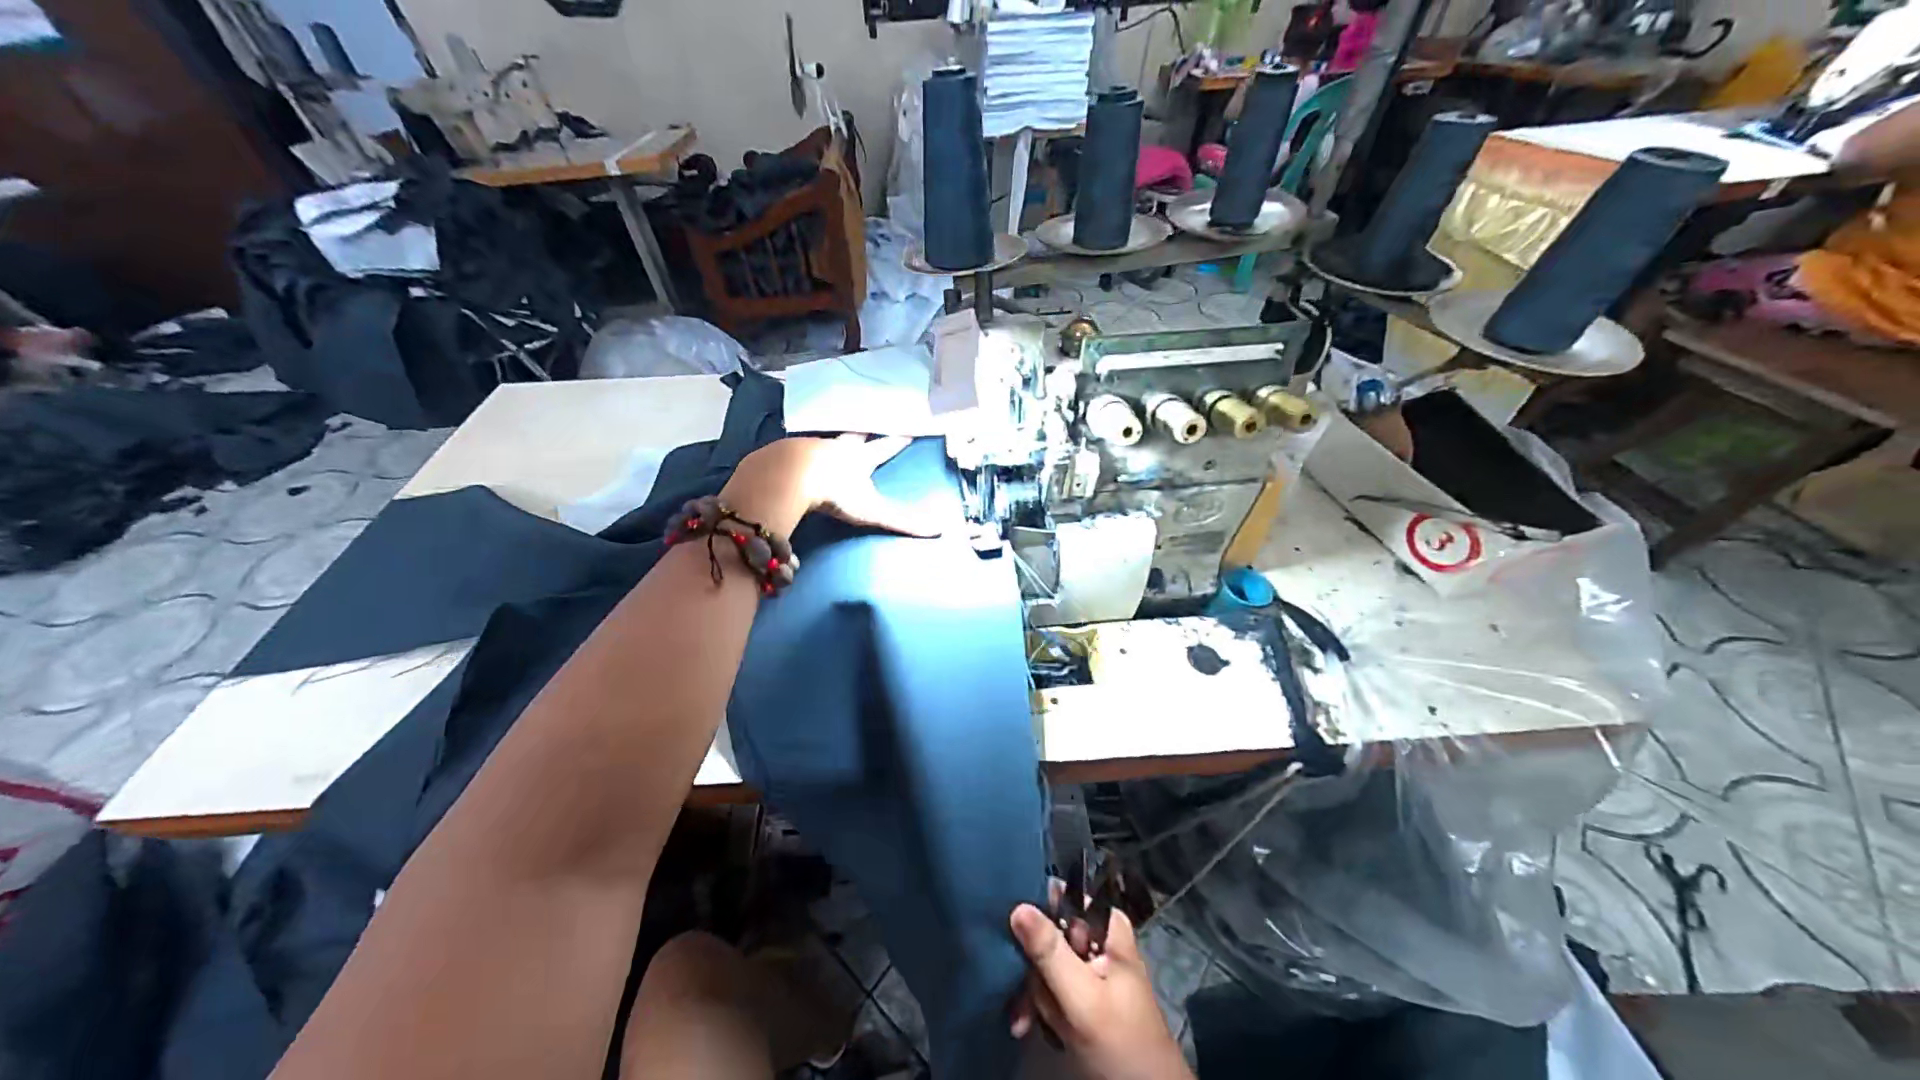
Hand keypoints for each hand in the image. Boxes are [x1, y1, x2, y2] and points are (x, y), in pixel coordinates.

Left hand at [722, 435, 944, 537]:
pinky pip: (794, 453)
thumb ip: (902, 521)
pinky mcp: (781, 454)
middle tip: (865, 427)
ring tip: (831, 445)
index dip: (896, 442)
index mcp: (859, 459)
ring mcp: (807, 448)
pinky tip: (794, 461)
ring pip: (823, 443)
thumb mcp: (872, 509)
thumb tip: (938, 529)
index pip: (884, 449)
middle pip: (853, 437)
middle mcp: (836, 448)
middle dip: (862, 434)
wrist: (788, 476)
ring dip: (829, 444)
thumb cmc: (835, 492)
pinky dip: (798, 455)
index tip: (907, 431)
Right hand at [1008, 903, 1195, 1079]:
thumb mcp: (1083, 997)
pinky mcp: (1078, 993)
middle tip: (1025, 998)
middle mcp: (1096, 938)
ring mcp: (1087, 966)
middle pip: (1047, 930)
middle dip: (1032, 967)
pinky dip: (1037, 1006)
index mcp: (1106, 926)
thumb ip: (1051, 952)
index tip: (1014, 936)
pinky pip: (1046, 985)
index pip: (1062, 895)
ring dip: (1032, 994)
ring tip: (1030, 1021)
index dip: (1035, 913)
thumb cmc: (1122, 1045)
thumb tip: (1017, 905)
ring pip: (1042, 960)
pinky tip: (1027, 1026)